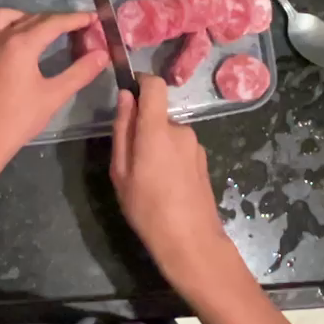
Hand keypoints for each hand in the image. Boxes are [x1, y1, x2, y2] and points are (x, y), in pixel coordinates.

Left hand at [0, 9, 108, 158]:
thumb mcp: (54, 96)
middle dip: (58, 19)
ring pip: (12, 18)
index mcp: (22, 45)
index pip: (53, 23)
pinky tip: (24, 42)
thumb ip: (80, 72)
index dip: (76, 19)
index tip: (93, 18)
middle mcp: (2, 38)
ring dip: (32, 18)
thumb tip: (102, 55)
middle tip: (80, 27)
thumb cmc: (20, 119)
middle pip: (35, 18)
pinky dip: (14, 26)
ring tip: (49, 30)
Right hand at [110, 74, 231, 282]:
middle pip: (157, 114)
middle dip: (142, 128)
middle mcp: (180, 130)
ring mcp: (195, 145)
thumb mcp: (120, 172)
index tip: (128, 94)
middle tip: (130, 161)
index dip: (141, 82)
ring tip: (146, 178)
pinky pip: (179, 148)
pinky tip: (164, 186)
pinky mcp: (202, 160)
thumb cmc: (147, 209)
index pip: (155, 85)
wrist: (191, 241)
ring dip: (156, 145)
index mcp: (157, 129)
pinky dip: (169, 158)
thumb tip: (125, 98)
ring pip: (168, 133)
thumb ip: (122, 130)